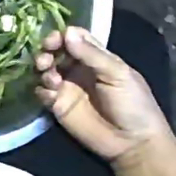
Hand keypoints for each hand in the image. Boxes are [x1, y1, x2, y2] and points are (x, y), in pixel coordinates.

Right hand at [35, 26, 172, 168]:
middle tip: (45, 59)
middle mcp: (78, 69)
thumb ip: (91, 54)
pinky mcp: (57, 105)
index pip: (74, 38)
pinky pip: (42, 91)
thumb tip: (67, 32)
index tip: (54, 39)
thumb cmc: (133, 104)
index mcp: (96, 58)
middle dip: (47, 51)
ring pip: (45, 69)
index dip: (62, 35)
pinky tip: (51, 94)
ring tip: (51, 78)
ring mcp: (67, 87)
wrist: (132, 143)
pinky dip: (42, 89)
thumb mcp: (117, 74)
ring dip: (43, 69)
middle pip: (55, 51)